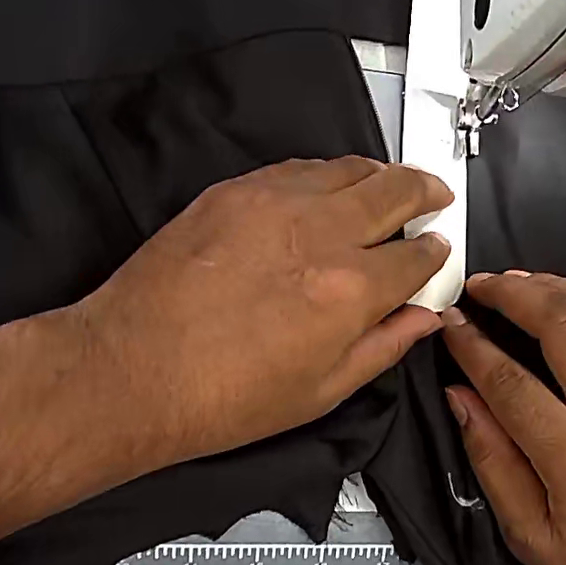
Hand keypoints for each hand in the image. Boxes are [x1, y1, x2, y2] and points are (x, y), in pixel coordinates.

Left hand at [69, 157, 451, 468]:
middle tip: (434, 194)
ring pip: (347, 168)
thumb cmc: (219, 396)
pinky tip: (324, 186)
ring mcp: (272, 204)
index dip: (433, 255)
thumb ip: (382, 347)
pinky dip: (323, 174)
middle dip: (424, 191)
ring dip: (378, 175)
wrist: (131, 370)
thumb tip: (420, 320)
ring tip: (388, 184)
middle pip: (394, 190)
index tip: (433, 253)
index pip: (417, 257)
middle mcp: (318, 234)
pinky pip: (295, 168)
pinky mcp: (231, 193)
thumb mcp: (319, 391)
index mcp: (349, 291)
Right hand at [438, 271, 565, 564]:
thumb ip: (491, 458)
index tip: (449, 322)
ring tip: (516, 279)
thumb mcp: (528, 536)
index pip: (511, 382)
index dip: (472, 346)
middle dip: (513, 295)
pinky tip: (562, 299)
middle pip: (565, 327)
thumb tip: (459, 395)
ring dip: (556, 286)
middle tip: (478, 284)